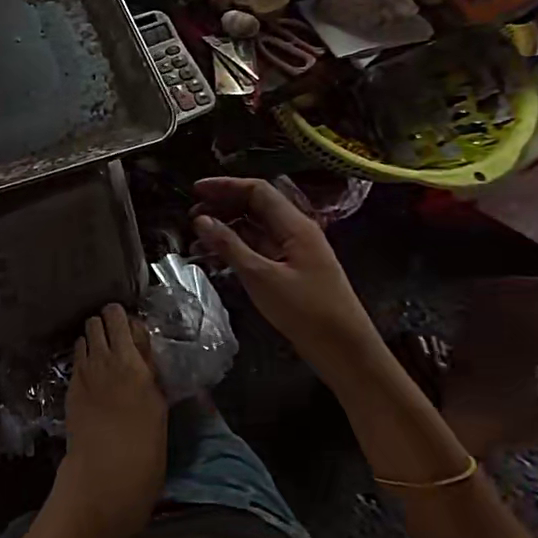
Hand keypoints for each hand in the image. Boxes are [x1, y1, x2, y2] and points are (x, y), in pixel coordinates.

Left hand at [60, 304, 167, 537]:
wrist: (104, 476)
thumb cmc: (144, 447)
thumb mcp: (158, 405)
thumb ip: (149, 372)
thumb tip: (143, 354)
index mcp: (130, 360)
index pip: (121, 318)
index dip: (126, 319)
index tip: (134, 330)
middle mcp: (103, 358)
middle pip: (98, 320)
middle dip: (107, 323)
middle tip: (120, 339)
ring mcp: (82, 372)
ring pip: (84, 336)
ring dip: (94, 340)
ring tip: (106, 355)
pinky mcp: (70, 387)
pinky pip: (77, 359)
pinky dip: (84, 359)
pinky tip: (94, 375)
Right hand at [191, 178, 377, 377]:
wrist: (345, 351)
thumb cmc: (306, 311)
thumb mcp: (261, 277)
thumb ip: (230, 246)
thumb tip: (201, 220)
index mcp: (295, 225)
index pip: (257, 190)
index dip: (225, 186)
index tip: (194, 191)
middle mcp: (295, 231)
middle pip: (256, 206)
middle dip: (223, 206)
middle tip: (191, 216)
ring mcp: (294, 252)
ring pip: (256, 228)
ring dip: (227, 228)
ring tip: (198, 238)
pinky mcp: (291, 271)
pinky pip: (260, 248)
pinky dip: (237, 247)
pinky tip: (217, 256)